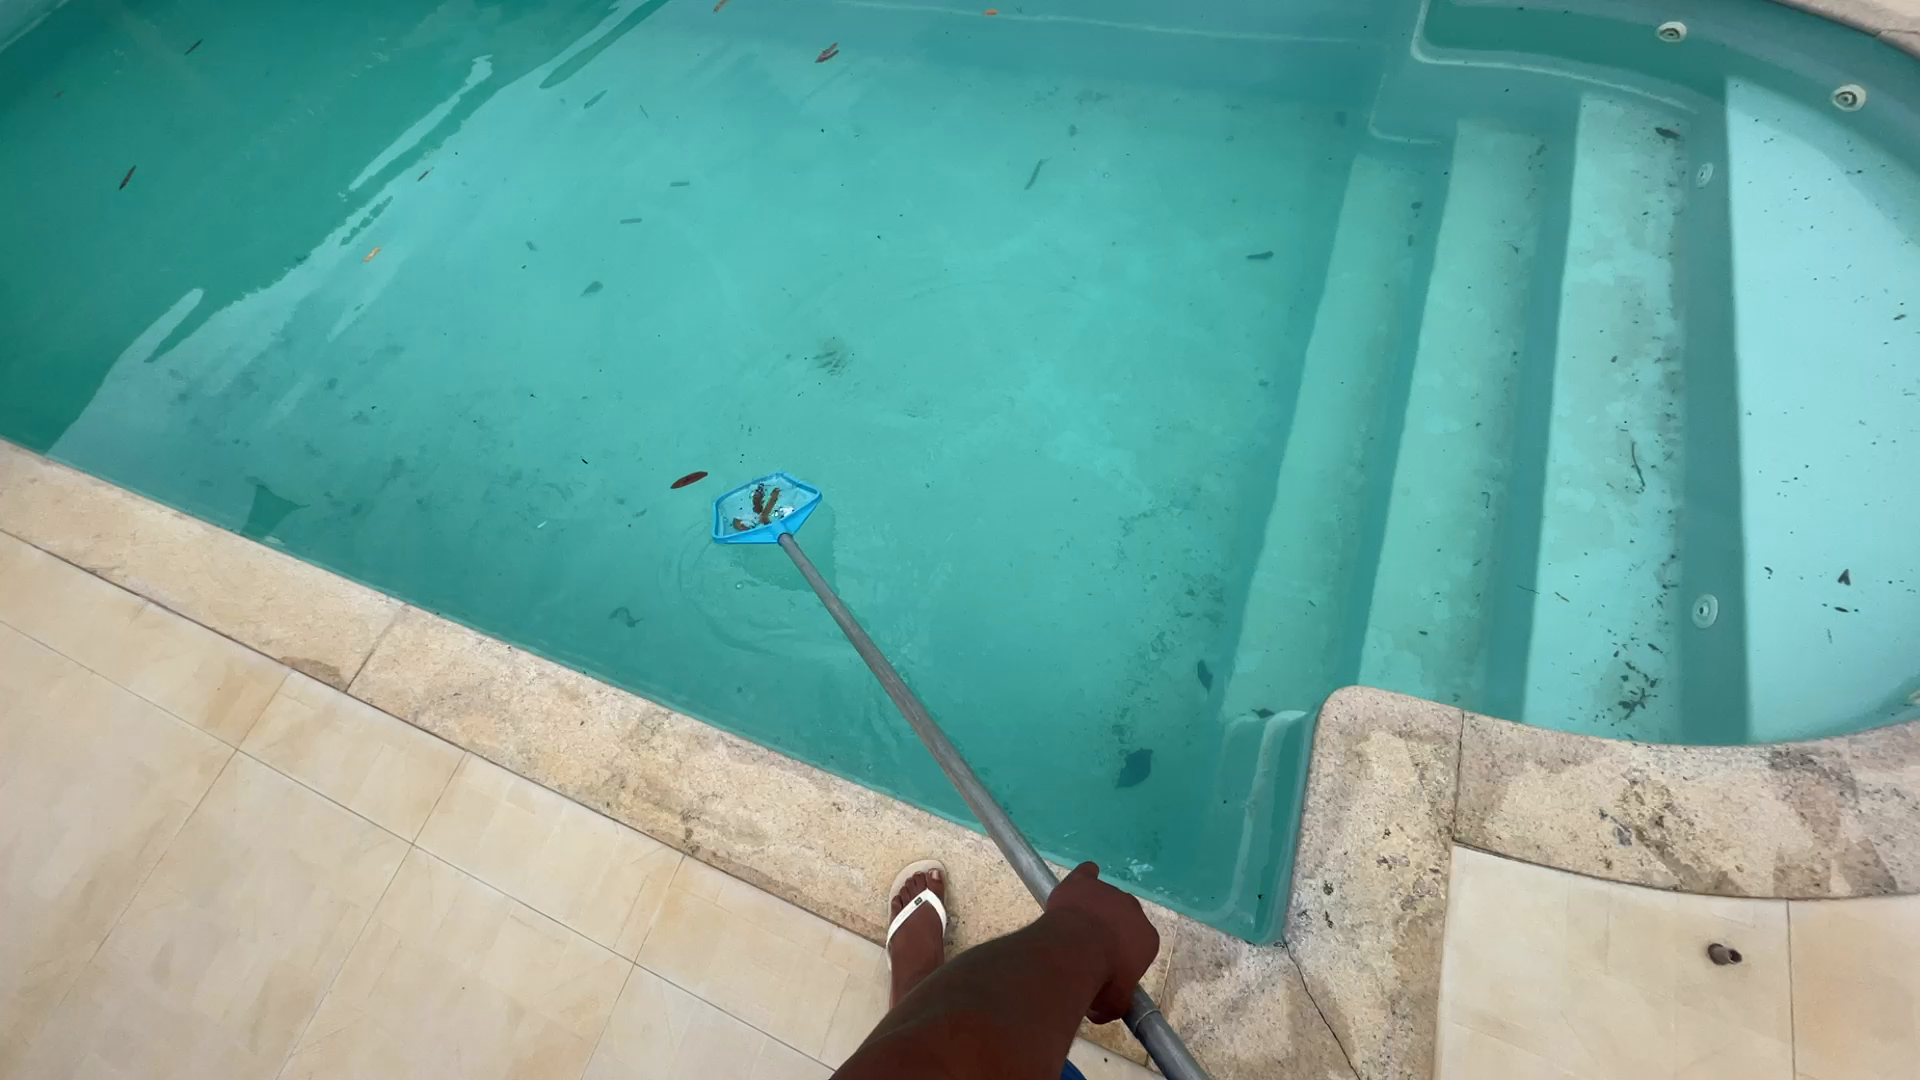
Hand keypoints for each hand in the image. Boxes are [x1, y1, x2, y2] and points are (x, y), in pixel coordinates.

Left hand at [1045, 862, 1158, 1023]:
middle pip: (1122, 918)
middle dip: (1110, 930)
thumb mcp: (1115, 1004)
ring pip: (1103, 898)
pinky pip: (1087, 873)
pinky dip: (1085, 876)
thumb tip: (1103, 1009)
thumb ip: (1116, 1001)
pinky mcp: (1084, 880)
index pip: (1138, 944)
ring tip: (1075, 928)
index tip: (1108, 967)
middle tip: (1091, 948)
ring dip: (1093, 910)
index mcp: (1147, 937)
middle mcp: (1132, 909)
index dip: (1123, 956)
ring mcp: (1108, 890)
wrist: (1075, 950)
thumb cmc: (1101, 979)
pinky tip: (1081, 881)